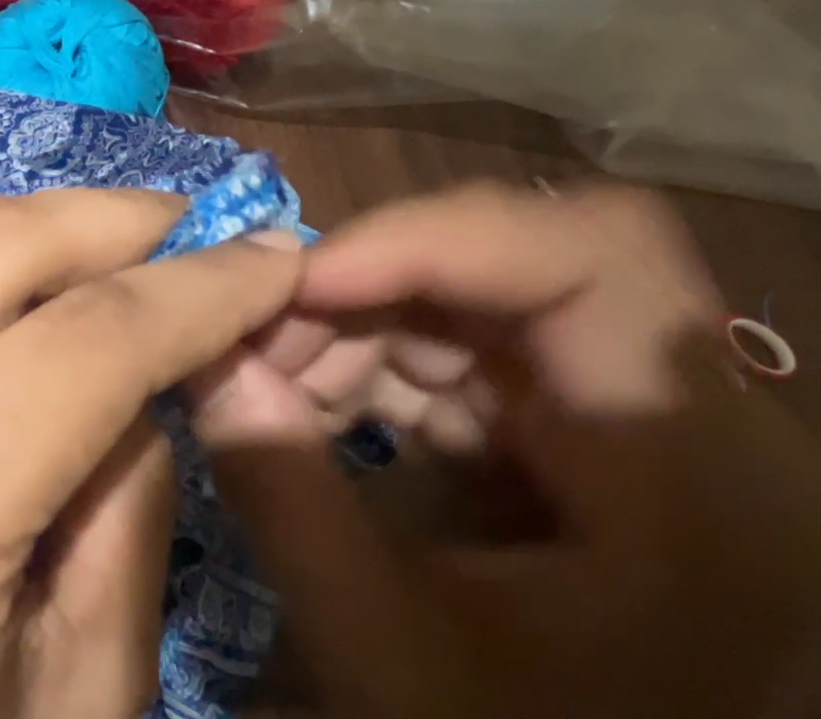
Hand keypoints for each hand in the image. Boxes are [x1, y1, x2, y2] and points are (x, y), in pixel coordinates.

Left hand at [0, 189, 301, 718]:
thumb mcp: (92, 674)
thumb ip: (131, 483)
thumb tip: (165, 338)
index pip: (72, 347)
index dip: (192, 286)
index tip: (271, 253)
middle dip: (106, 221)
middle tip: (197, 227)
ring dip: (34, 243)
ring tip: (123, 260)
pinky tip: (16, 313)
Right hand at [193, 184, 820, 717]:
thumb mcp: (387, 650)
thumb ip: (283, 496)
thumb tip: (198, 360)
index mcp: (693, 478)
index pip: (587, 262)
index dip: (427, 240)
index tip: (293, 284)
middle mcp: (686, 418)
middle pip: (519, 265)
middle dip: (364, 288)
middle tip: (255, 340)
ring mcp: (635, 420)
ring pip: (479, 300)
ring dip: (355, 324)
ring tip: (270, 382)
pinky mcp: (583, 436)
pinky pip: (469, 352)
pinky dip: (375, 361)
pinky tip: (314, 407)